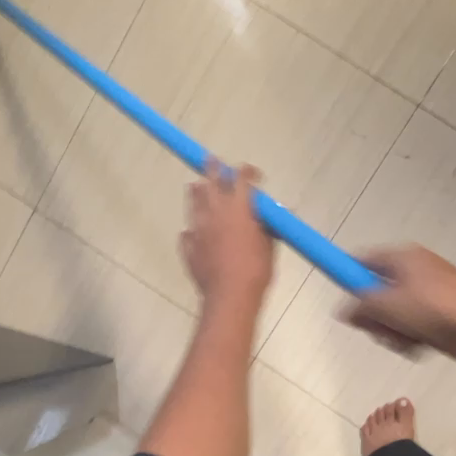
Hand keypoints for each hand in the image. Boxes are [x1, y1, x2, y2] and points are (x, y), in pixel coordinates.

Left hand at [181, 160, 274, 308]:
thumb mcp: (269, 245)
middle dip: (213, 168)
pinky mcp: (189, 246)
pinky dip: (192, 228)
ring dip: (197, 191)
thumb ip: (266, 227)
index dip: (247, 171)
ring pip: (193, 201)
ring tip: (196, 185)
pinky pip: (187, 232)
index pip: (241, 178)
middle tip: (211, 159)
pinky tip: (192, 231)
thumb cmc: (256, 270)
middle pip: (210, 181)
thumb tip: (267, 218)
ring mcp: (198, 228)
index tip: (253, 173)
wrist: (230, 296)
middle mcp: (215, 212)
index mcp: (238, 207)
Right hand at [341, 244, 455, 357]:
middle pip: (377, 291)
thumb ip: (360, 306)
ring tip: (408, 341)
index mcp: (402, 257)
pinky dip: (414, 338)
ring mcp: (431, 291)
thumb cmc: (435, 310)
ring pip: (395, 314)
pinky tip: (424, 346)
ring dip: (394, 332)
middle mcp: (416, 269)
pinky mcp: (444, 313)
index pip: (361, 260)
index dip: (345, 277)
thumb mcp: (388, 307)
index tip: (340, 298)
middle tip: (380, 330)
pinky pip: (415, 325)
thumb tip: (342, 310)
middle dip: (375, 316)